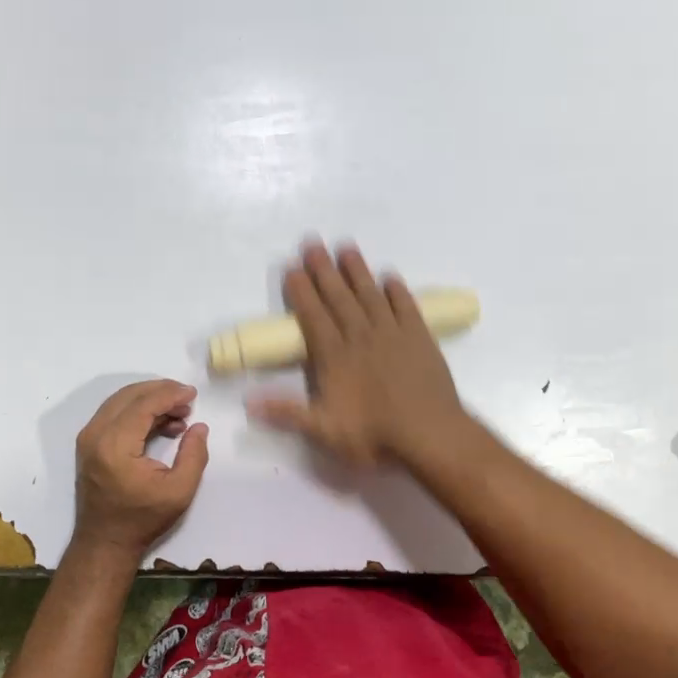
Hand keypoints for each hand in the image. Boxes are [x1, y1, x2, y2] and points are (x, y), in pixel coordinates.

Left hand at [73, 379, 210, 555]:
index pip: (143, 405)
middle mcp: (96, 435)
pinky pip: (112, 415)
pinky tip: (161, 425)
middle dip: (160, 391)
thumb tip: (199, 426)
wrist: (105, 542)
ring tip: (179, 413)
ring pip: (119, 402)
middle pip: (128, 396)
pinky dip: (136, 412)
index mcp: (115, 445)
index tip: (192, 394)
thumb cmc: (142, 519)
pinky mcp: (88, 445)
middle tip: (187, 398)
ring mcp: (88, 439)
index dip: (170, 394)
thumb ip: (194, 455)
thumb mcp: (179, 491)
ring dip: (148, 400)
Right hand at [249, 241, 467, 464]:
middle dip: (323, 269)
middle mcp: (360, 336)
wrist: (429, 434)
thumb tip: (248, 402)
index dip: (301, 291)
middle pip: (339, 297)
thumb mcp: (323, 431)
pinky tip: (390, 278)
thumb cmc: (373, 435)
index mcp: (334, 357)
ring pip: (370, 294)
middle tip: (312, 242)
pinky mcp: (420, 338)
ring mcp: (393, 334)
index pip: (313, 316)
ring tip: (346, 247)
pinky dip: (397, 291)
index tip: (291, 268)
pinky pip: (406, 307)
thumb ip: (287, 412)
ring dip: (357, 271)